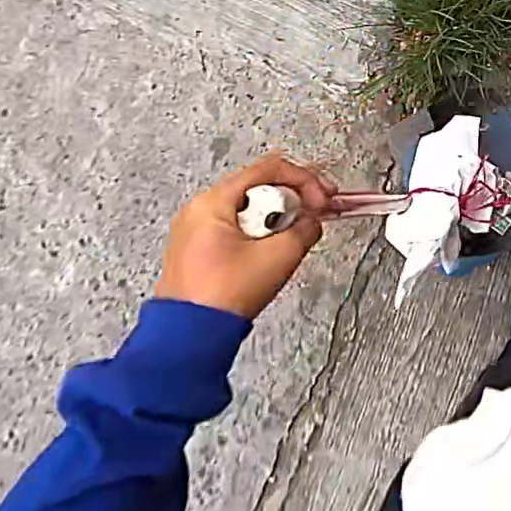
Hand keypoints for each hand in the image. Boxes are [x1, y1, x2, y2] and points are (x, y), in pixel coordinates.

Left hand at [154, 154, 336, 318]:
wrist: (187, 341)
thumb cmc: (221, 299)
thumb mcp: (277, 258)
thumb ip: (304, 230)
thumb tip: (312, 221)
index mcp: (214, 201)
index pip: (268, 169)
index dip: (303, 180)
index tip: (322, 198)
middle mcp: (200, 208)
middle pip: (258, 185)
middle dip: (291, 198)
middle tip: (314, 213)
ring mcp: (195, 229)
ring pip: (248, 206)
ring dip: (276, 217)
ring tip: (291, 238)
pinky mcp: (196, 249)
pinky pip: (234, 226)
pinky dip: (257, 231)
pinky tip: (269, 251)